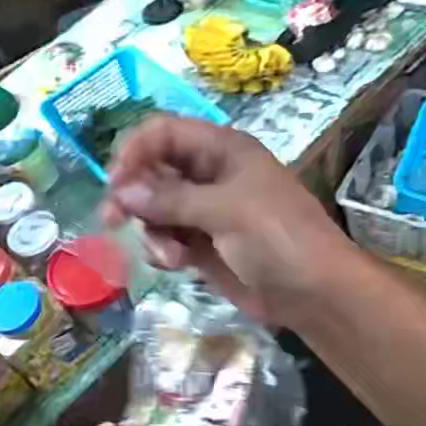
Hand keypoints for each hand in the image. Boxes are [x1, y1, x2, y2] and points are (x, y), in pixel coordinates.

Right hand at [102, 115, 353, 325]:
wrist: (313, 293)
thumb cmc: (279, 238)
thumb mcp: (227, 210)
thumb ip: (172, 199)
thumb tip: (121, 191)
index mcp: (221, 150)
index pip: (163, 133)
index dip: (135, 151)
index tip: (114, 182)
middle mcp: (209, 175)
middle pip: (152, 172)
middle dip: (133, 195)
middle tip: (112, 220)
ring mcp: (204, 212)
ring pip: (154, 210)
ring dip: (152, 231)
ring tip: (170, 255)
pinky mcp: (202, 246)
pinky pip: (166, 239)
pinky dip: (162, 250)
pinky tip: (175, 264)